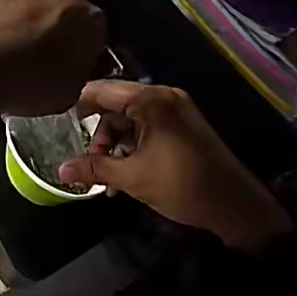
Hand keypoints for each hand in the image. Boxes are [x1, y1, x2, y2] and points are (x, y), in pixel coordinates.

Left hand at [0, 0, 105, 117]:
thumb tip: (70, 70)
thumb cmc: (22, 84)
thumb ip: (75, 73)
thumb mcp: (65, 95)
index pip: (90, 27)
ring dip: (17, 9)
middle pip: (58, 3)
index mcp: (89, 20)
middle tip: (25, 49)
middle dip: (46, 21)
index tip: (60, 56)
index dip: (74, 42)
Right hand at [59, 81, 290, 251]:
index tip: (62, 123)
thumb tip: (60, 169)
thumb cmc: (182, 185)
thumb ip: (94, 168)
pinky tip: (126, 174)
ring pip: (131, 117)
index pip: (101, 90)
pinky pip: (148, 125)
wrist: (236, 205)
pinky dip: (133, 145)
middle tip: (90, 160)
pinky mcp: (184, 123)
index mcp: (151, 100)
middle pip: (115, 103)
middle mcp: (163, 96)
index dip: (78, 104)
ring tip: (108, 176)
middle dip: (99, 133)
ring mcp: (176, 108)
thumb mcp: (133, 178)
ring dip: (115, 143)